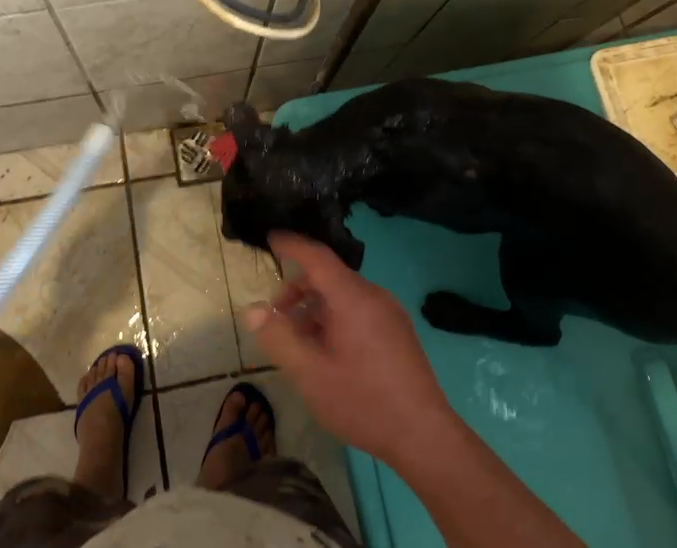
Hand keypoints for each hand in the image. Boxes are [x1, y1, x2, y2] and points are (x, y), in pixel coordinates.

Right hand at [241, 232, 454, 464]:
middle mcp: (374, 297)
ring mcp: (391, 314)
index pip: (317, 256)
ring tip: (298, 342)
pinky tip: (326, 352)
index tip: (270, 239)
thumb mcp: (310, 373)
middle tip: (276, 318)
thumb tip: (252, 309)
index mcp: (353, 298)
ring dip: (315, 309)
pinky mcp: (398, 333)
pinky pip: (359, 311)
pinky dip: (334, 318)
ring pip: (344, 296)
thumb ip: (278, 338)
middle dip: (298, 290)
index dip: (292, 245)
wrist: (423, 436)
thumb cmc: (362, 401)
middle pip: (330, 277)